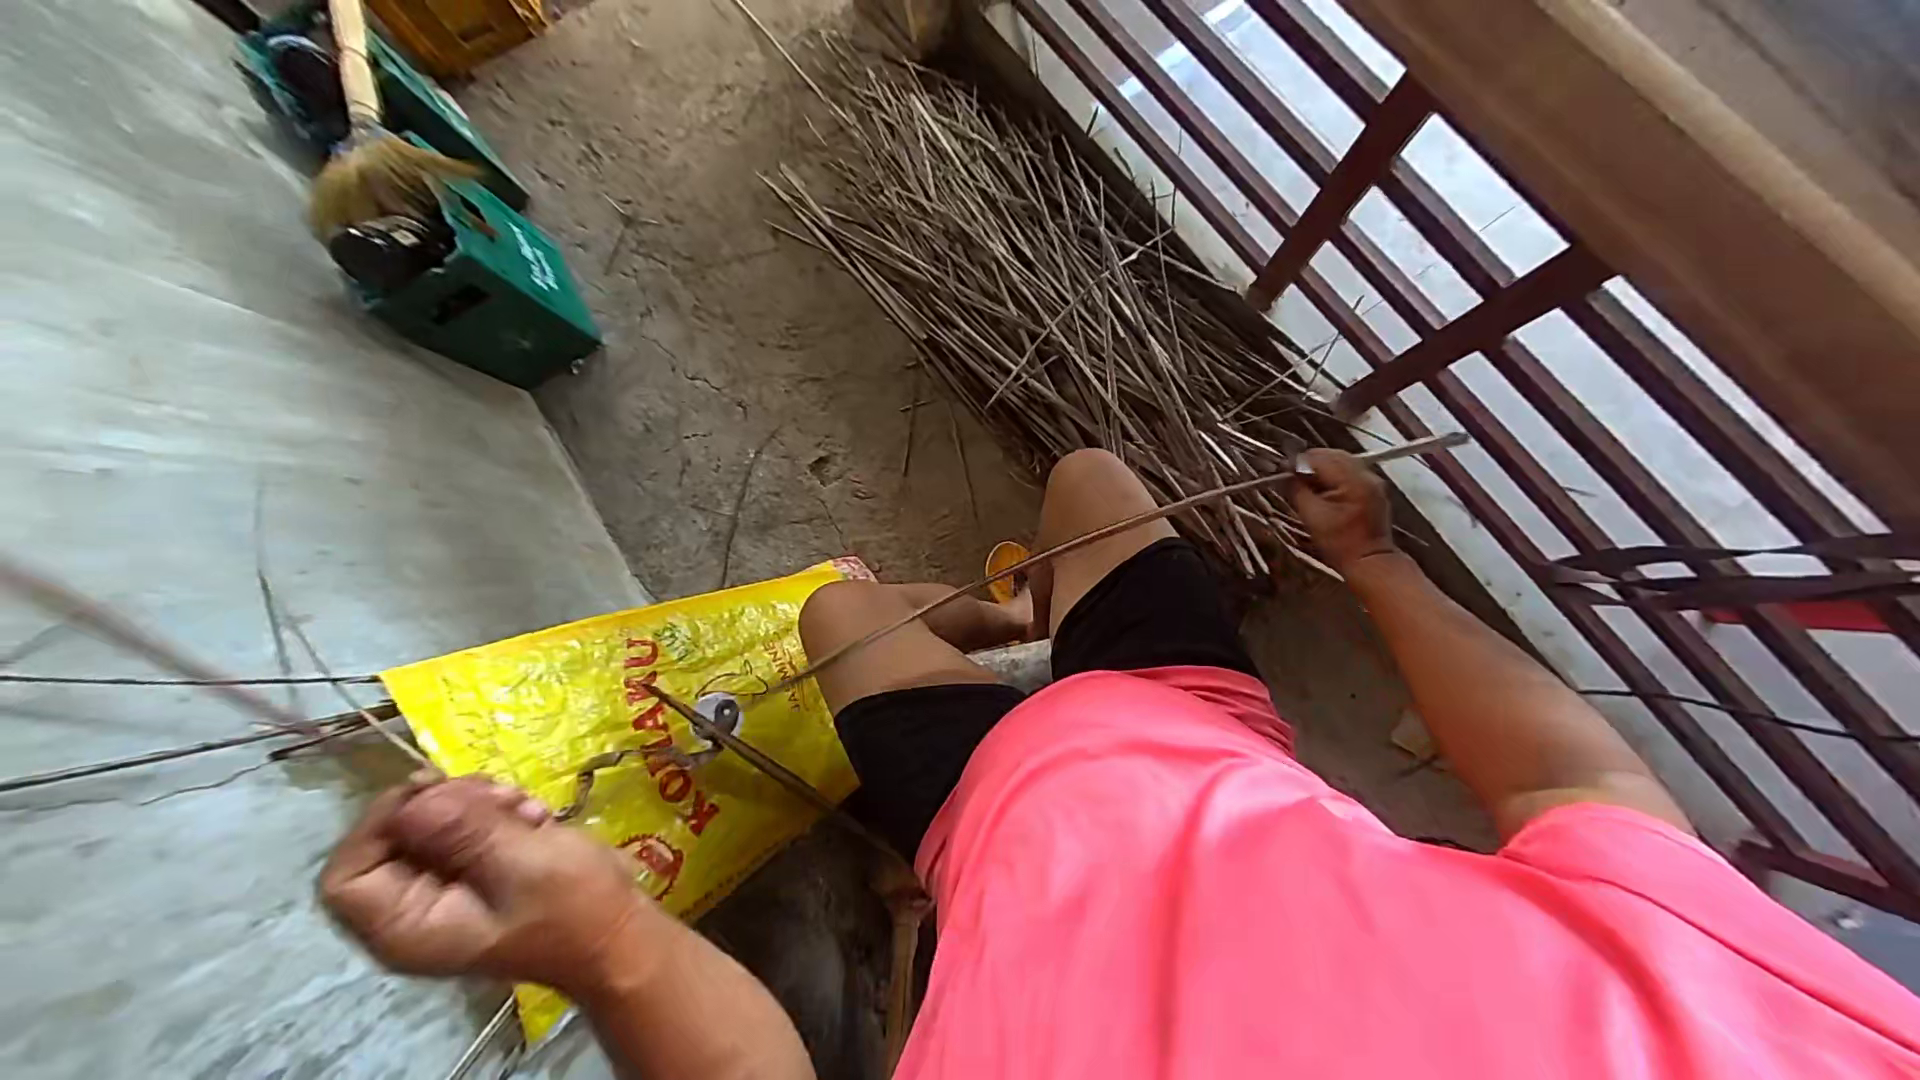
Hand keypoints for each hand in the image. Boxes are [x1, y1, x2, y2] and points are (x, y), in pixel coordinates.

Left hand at [319, 775, 660, 998]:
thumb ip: (467, 831)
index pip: (350, 873)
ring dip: (484, 806)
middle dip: (450, 806)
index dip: (381, 821)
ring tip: (528, 806)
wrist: (620, 930)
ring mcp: (457, 892)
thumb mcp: (524, 862)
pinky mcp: (489, 876)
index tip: (434, 784)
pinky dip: (505, 815)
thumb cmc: (573, 905)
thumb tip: (415, 799)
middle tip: (501, 792)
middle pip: (401, 841)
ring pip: (443, 829)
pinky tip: (539, 815)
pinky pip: (477, 833)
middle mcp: (420, 910)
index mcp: (409, 924)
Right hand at [1288, 448, 1396, 570]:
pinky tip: (1322, 490)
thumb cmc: (1338, 543)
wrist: (1369, 561)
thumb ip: (1297, 491)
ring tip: (1305, 484)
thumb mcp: (1311, 517)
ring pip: (1341, 461)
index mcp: (1352, 481)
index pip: (1319, 458)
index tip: (1281, 473)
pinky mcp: (1372, 489)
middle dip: (1310, 463)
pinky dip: (1333, 475)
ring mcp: (1372, 482)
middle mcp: (1366, 476)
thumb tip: (1284, 475)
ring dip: (1321, 468)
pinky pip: (1349, 472)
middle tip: (1292, 478)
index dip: (1297, 463)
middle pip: (1333, 455)